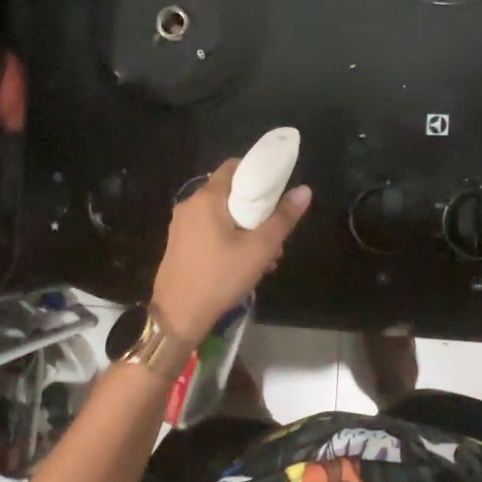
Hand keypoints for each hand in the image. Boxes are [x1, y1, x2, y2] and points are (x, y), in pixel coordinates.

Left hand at [150, 158, 310, 341]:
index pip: (234, 166)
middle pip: (230, 194)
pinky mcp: (179, 244)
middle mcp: (190, 204)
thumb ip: (282, 219)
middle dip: (257, 210)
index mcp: (207, 198)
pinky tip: (245, 266)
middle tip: (276, 235)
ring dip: (246, 230)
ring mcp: (181, 225)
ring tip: (267, 258)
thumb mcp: (259, 249)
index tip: (277, 190)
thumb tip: (304, 190)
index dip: (258, 172)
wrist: (177, 315)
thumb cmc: (220, 277)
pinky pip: (209, 231)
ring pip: (221, 216)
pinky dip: (229, 239)